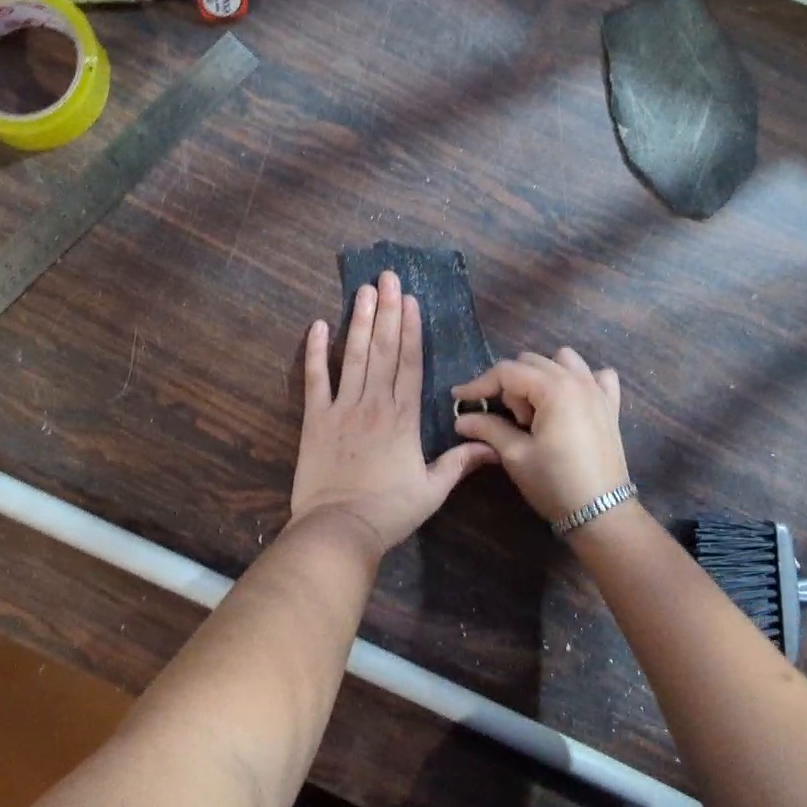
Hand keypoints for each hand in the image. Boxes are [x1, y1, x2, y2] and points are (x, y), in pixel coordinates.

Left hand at [290, 271, 496, 557]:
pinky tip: (318, 325)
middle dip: (387, 310)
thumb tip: (491, 447)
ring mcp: (343, 408)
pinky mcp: (315, 419)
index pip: (409, 363)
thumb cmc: (390, 511)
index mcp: (404, 417)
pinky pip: (316, 378)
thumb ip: (459, 463)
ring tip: (363, 289)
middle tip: (387, 277)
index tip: (411, 300)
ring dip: (359, 320)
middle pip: (383, 349)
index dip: (410, 329)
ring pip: (353, 355)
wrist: (340, 528)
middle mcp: (375, 403)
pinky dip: (316, 351)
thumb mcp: (433, 490)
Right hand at [453, 349, 629, 521]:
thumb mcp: (515, 455)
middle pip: (531, 362)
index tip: (458, 398)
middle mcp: (578, 380)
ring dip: (541, 377)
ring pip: (563, 361)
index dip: (479, 384)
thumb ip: (488, 429)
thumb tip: (461, 419)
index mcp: (554, 389)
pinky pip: (597, 377)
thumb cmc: (555, 483)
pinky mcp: (610, 407)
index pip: (507, 372)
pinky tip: (571, 402)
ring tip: (537, 411)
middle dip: (511, 386)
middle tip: (508, 420)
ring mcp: (598, 391)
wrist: (602, 514)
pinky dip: (580, 380)